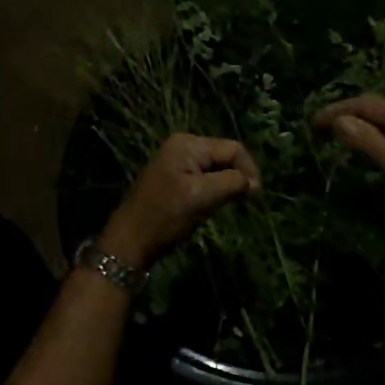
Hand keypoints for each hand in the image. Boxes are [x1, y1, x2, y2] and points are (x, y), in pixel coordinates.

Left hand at [98, 134, 261, 267]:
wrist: (130, 241)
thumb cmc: (166, 216)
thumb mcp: (202, 196)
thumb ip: (232, 182)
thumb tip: (252, 182)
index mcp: (188, 144)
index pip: (233, 148)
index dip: (249, 170)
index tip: (255, 196)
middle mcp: (182, 146)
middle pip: (224, 155)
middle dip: (238, 176)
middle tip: (245, 201)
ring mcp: (176, 162)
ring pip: (216, 168)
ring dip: (227, 184)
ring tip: (232, 204)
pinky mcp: (174, 178)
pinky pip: (204, 177)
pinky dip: (215, 189)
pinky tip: (215, 204)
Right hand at [315, 96, 384, 241]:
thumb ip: (370, 144)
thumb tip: (339, 121)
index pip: (365, 105)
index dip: (337, 110)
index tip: (312, 122)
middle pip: (375, 106)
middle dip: (346, 113)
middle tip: (320, 127)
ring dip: (360, 122)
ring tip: (337, 133)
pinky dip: (374, 131)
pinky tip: (367, 142)